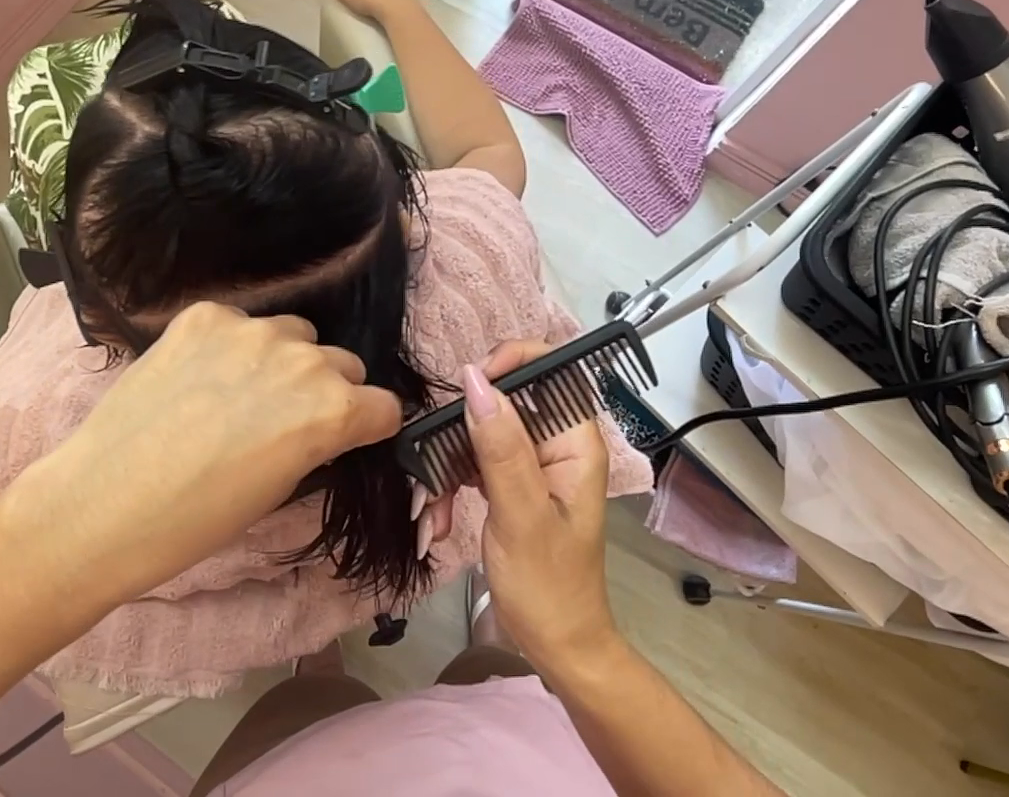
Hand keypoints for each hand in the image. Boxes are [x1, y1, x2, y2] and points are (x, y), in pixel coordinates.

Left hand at [3, 303, 403, 607]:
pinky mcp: (204, 316)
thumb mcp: (279, 489)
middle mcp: (304, 359)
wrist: (103, 503)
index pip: (384, 406)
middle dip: (328, 390)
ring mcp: (252, 330)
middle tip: (284, 419)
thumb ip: (314, 442)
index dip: (367, 426)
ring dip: (282, 360)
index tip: (348, 436)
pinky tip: (198, 376)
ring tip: (237, 392)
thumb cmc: (198, 520)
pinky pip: (239, 323)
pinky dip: (230, 346)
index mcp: (333, 410)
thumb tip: (318, 425)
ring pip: (294, 334)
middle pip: (343, 364)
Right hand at [462, 342, 619, 668]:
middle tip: (434, 466)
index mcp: (575, 443)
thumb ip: (500, 447)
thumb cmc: (548, 586)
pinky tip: (439, 520)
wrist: (554, 644)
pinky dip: (448, 485)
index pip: (550, 370)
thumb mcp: (521, 515)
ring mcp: (529, 463)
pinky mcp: (507, 482)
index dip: (511, 362)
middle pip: (503, 400)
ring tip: (433, 509)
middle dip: (461, 429)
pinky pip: (470, 462)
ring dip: (447, 464)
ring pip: (479, 432)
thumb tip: (475, 380)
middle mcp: (554, 444)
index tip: (467, 386)